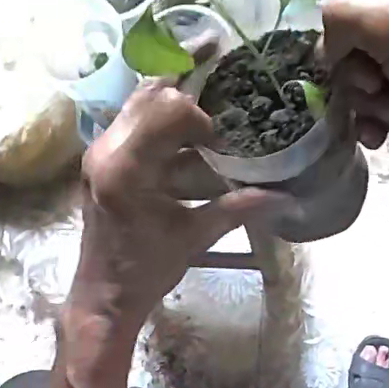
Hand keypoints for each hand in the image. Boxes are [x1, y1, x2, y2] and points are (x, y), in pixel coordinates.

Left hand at [71, 84, 281, 324]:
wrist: (103, 294)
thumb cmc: (145, 271)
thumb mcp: (194, 236)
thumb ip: (238, 208)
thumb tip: (290, 198)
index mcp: (127, 168)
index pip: (169, 109)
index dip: (203, 118)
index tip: (222, 143)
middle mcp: (107, 149)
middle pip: (150, 93)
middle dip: (189, 94)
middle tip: (217, 104)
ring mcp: (99, 151)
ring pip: (138, 101)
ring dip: (174, 104)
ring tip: (205, 110)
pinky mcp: (101, 158)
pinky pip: (132, 120)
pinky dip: (161, 120)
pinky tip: (185, 134)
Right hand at [324, 0, 388, 195]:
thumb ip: (344, 12)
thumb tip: (326, 37)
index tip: (360, 23)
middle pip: (352, 20)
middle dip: (355, 57)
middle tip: (375, 77)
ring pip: (353, 64)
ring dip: (363, 92)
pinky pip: (364, 98)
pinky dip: (370, 116)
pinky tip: (384, 130)